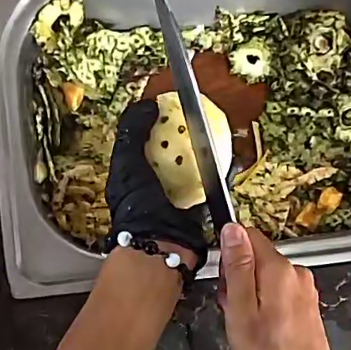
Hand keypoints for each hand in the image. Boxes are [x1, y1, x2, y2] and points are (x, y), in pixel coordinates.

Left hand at [108, 99, 209, 268]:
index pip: (142, 141)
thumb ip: (133, 132)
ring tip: (210, 138)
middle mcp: (153, 185)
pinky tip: (223, 163)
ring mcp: (175, 196)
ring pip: (190, 167)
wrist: (163, 243)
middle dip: (180, 138)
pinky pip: (208, 184)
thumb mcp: (127, 162)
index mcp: (131, 174)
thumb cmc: (138, 208)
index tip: (166, 109)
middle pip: (168, 152)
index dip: (153, 124)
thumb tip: (145, 106)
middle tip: (192, 121)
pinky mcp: (196, 206)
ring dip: (201, 154)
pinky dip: (216, 173)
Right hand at [217, 223, 350, 349]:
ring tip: (247, 327)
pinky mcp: (307, 305)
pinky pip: (278, 293)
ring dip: (250, 295)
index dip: (229, 256)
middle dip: (238, 279)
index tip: (224, 283)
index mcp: (279, 270)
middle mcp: (297, 273)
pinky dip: (265, 306)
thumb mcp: (240, 311)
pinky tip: (262, 332)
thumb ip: (237, 267)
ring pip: (265, 277)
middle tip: (233, 312)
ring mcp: (305, 290)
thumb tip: (232, 229)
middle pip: (257, 257)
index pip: (249, 236)